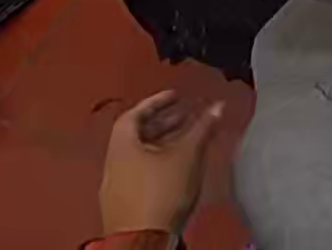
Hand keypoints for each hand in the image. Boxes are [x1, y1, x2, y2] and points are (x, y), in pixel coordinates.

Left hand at [99, 90, 225, 235]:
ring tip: (187, 139)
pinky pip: (139, 174)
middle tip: (185, 115)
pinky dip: (157, 163)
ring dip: (162, 144)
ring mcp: (115, 191)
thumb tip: (218, 106)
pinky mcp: (122, 210)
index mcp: (121, 148)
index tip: (175, 96)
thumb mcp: (188, 153)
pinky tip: (178, 167)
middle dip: (163, 123)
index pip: (134, 115)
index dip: (156, 102)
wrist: (144, 246)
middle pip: (136, 136)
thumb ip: (203, 127)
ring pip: (138, 157)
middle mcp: (113, 167)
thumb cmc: (162, 192)